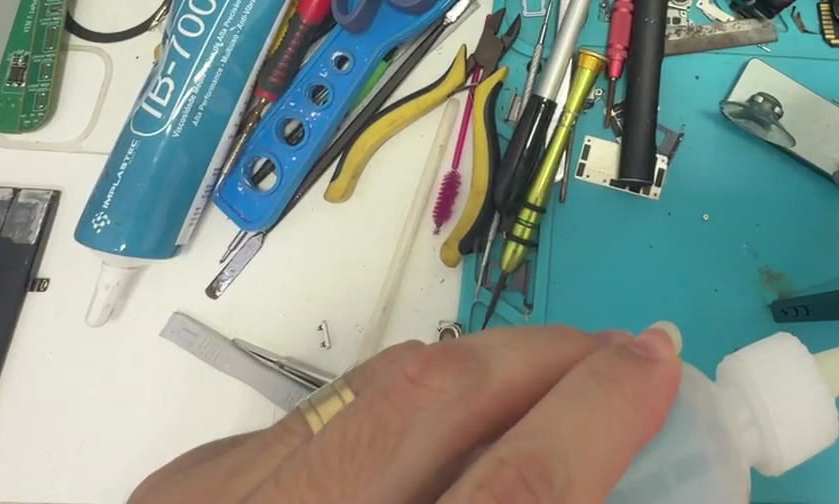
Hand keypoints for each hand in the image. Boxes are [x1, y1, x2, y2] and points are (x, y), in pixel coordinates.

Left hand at [130, 323, 682, 503]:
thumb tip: (609, 483)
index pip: (518, 495)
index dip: (602, 409)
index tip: (657, 358)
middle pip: (435, 403)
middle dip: (549, 356)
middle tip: (615, 350)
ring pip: (380, 385)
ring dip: (483, 367)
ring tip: (542, 375)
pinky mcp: (182, 492)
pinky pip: (330, 407)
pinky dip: (405, 398)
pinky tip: (436, 428)